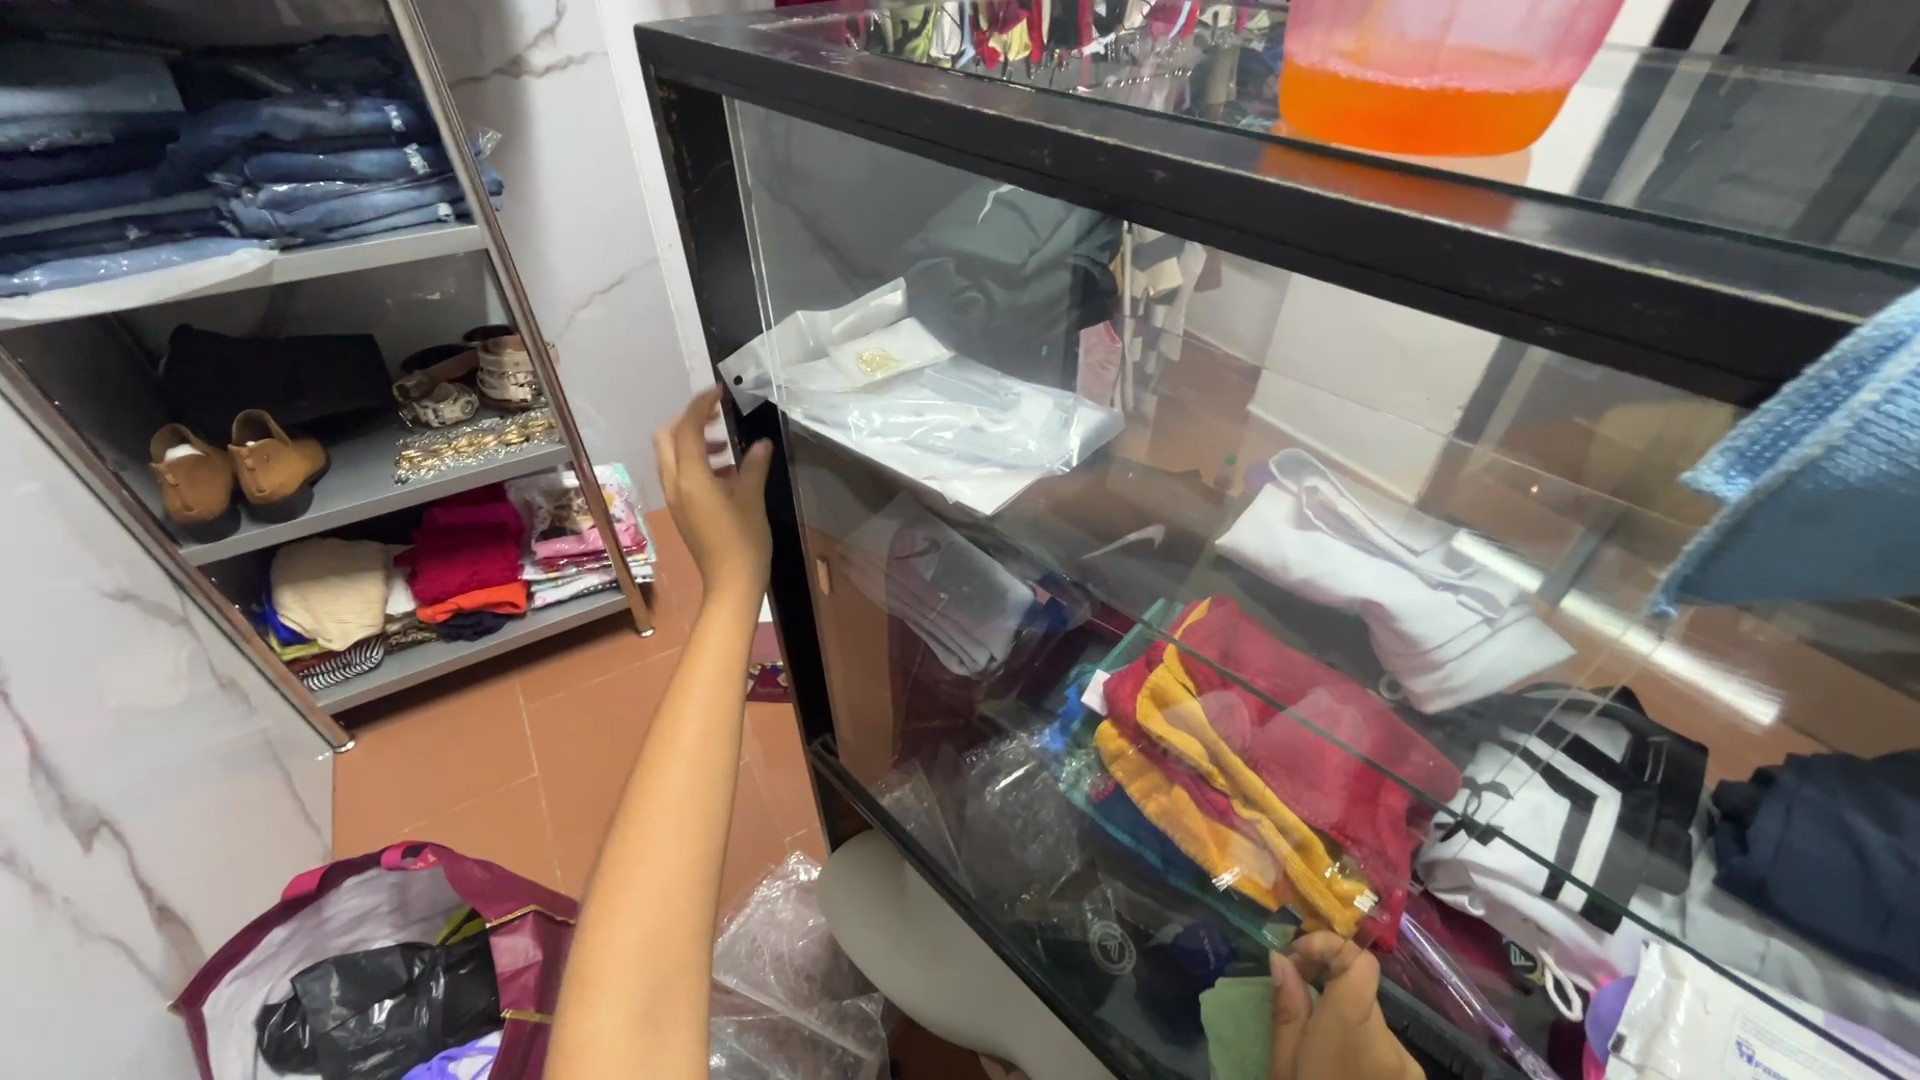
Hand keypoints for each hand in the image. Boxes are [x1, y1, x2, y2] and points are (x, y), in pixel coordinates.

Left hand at [654, 387, 772, 606]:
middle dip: (688, 421)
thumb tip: (761, 444)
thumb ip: (754, 465)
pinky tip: (727, 472)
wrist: (731, 582)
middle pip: (667, 438)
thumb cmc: (744, 540)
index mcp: (690, 477)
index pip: (686, 428)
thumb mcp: (753, 498)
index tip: (719, 392)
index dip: (701, 405)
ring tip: (727, 446)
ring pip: (672, 456)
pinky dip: (698, 462)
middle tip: (717, 417)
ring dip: (694, 442)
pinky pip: (681, 474)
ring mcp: (676, 498)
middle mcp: (675, 484)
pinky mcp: (683, 510)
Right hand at [1270, 932, 1423, 1079]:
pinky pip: (1386, 1056)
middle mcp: (1390, 1044)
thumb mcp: (1284, 1066)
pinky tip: (1341, 1076)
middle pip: (1361, 995)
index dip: (1330, 946)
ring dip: (1345, 1026)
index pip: (1360, 961)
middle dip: (1328, 991)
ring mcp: (1410, 1072)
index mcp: (1351, 1029)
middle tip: (1295, 1002)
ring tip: (1316, 1055)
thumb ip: (1287, 1009)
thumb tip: (1282, 958)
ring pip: (1372, 1026)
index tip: (1298, 957)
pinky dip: (1363, 1053)